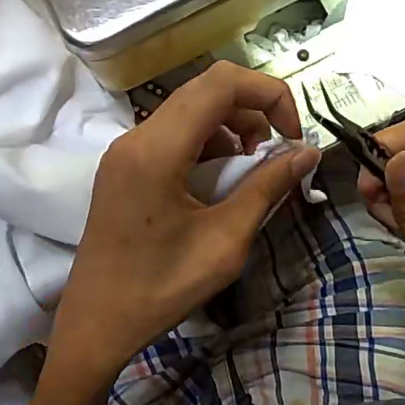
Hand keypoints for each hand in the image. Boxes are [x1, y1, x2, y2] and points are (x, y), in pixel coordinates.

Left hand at [50, 62, 320, 387]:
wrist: (96, 322)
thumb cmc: (161, 288)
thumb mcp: (225, 241)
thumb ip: (267, 188)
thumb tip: (307, 152)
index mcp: (157, 149)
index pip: (222, 82)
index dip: (270, 95)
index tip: (293, 137)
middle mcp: (136, 137)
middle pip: (205, 89)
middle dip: (253, 111)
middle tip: (274, 155)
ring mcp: (124, 150)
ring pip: (189, 110)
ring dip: (230, 129)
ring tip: (246, 175)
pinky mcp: (123, 166)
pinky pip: (172, 135)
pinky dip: (205, 145)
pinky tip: (216, 184)